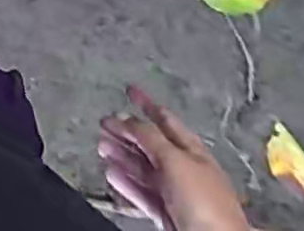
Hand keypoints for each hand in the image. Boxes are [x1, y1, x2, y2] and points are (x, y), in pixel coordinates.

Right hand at [99, 86, 249, 230]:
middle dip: (126, 132)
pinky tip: (110, 174)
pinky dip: (126, 182)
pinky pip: (143, 193)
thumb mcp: (174, 160)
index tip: (129, 89)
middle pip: (150, 144)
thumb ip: (149, 137)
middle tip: (104, 123)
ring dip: (122, 155)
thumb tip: (127, 118)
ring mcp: (176, 193)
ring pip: (143, 168)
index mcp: (192, 150)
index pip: (165, 119)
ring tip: (101, 146)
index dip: (146, 103)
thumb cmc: (202, 200)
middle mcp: (184, 169)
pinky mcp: (167, 215)